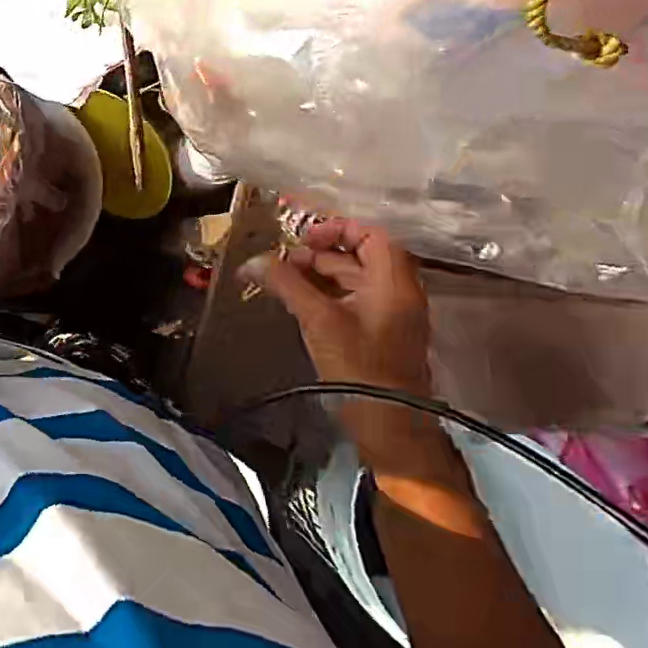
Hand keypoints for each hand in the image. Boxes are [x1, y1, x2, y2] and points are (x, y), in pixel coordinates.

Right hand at [247, 218, 436, 463]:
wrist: (385, 418)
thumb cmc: (358, 363)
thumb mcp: (317, 318)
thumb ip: (285, 283)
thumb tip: (252, 260)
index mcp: (394, 286)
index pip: (375, 238)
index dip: (339, 229)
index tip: (302, 238)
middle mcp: (395, 294)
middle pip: (357, 256)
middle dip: (316, 253)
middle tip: (279, 262)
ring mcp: (384, 313)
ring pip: (347, 277)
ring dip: (311, 272)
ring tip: (276, 279)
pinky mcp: (371, 330)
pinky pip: (343, 297)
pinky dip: (316, 290)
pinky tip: (289, 297)